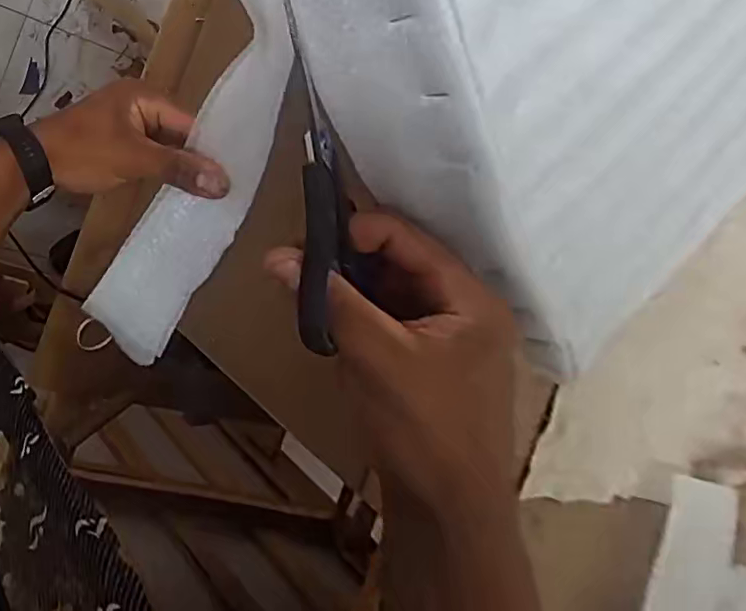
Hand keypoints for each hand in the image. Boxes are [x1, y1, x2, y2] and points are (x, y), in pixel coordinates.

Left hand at [29, 80, 228, 198]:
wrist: (34, 161)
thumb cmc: (84, 152)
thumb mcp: (134, 160)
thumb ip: (177, 168)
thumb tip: (223, 182)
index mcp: (143, 94)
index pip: (189, 120)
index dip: (208, 147)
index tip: (231, 173)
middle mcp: (136, 99)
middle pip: (176, 129)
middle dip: (192, 155)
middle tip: (221, 185)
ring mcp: (123, 118)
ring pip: (161, 141)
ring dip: (174, 162)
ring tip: (205, 188)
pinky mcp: (114, 136)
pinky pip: (145, 148)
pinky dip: (156, 164)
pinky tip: (173, 184)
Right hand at [265, 209, 519, 508]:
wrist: (447, 514)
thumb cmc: (421, 427)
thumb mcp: (373, 354)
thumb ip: (328, 298)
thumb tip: (275, 255)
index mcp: (470, 300)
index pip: (409, 238)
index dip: (359, 231)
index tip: (312, 242)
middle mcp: (465, 308)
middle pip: (400, 259)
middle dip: (348, 257)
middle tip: (301, 260)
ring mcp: (448, 335)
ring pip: (390, 287)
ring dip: (349, 284)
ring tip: (308, 285)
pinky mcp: (428, 357)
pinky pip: (388, 314)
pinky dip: (357, 310)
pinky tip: (327, 316)